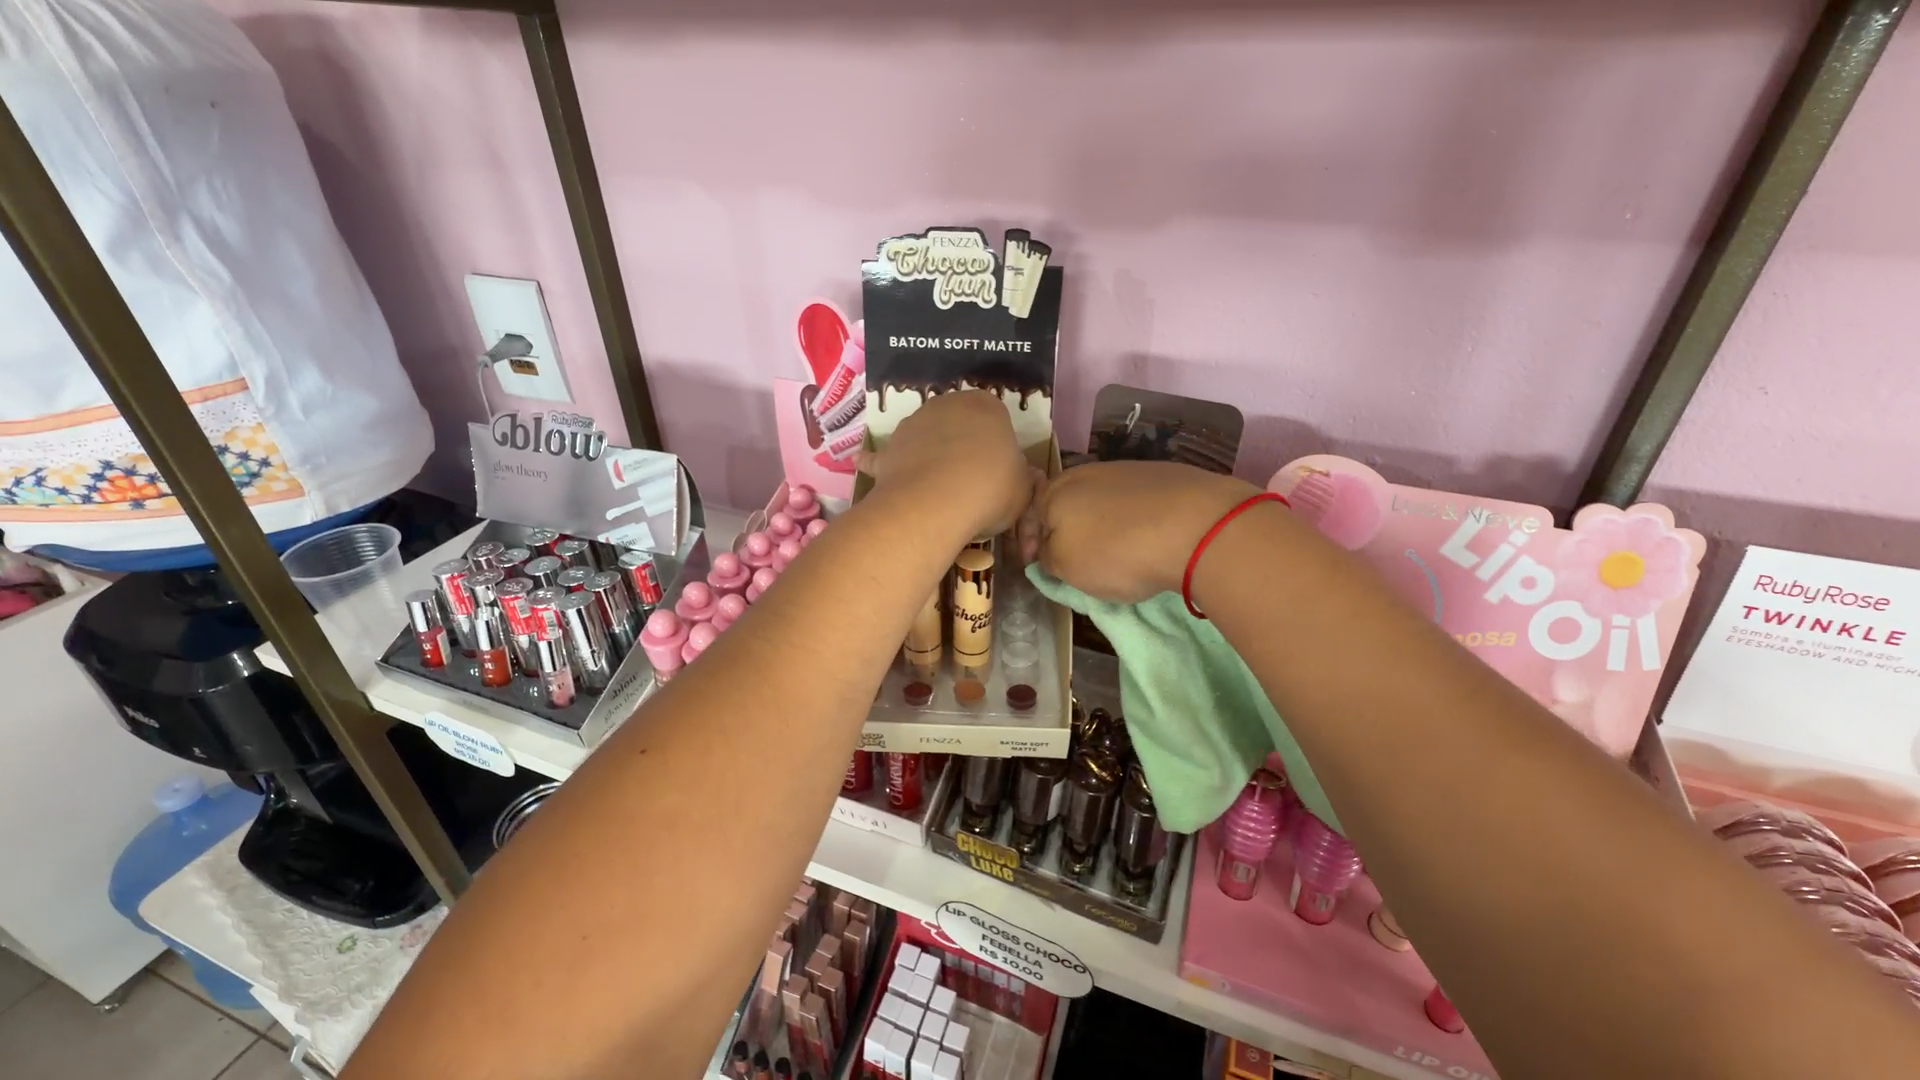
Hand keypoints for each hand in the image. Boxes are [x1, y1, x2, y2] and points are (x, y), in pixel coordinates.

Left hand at [868, 390, 1033, 540]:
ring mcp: (913, 425)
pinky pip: (884, 456)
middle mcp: (947, 405)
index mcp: (986, 406)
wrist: (937, 502)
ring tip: (937, 485)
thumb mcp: (1022, 487)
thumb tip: (1018, 478)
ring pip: (924, 436)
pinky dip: (878, 462)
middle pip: (957, 423)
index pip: (995, 416)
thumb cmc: (990, 488)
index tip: (998, 468)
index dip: (997, 442)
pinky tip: (864, 463)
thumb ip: (1019, 478)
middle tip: (971, 478)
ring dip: (928, 452)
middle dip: (962, 443)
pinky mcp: (889, 450)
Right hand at [1028, 461, 1258, 602]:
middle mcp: (1086, 472)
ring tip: (1113, 552)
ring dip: (1100, 525)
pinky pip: (1136, 503)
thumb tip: (1047, 549)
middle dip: (1064, 531)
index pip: (1029, 516)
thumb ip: (1047, 557)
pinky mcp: (1164, 476)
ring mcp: (1127, 471)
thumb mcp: (1066, 566)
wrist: (1196, 526)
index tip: (1038, 567)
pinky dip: (1133, 520)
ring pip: (1101, 502)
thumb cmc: (1117, 550)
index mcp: (1055, 491)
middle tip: (1073, 561)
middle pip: (1066, 505)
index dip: (1029, 544)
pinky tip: (1145, 538)